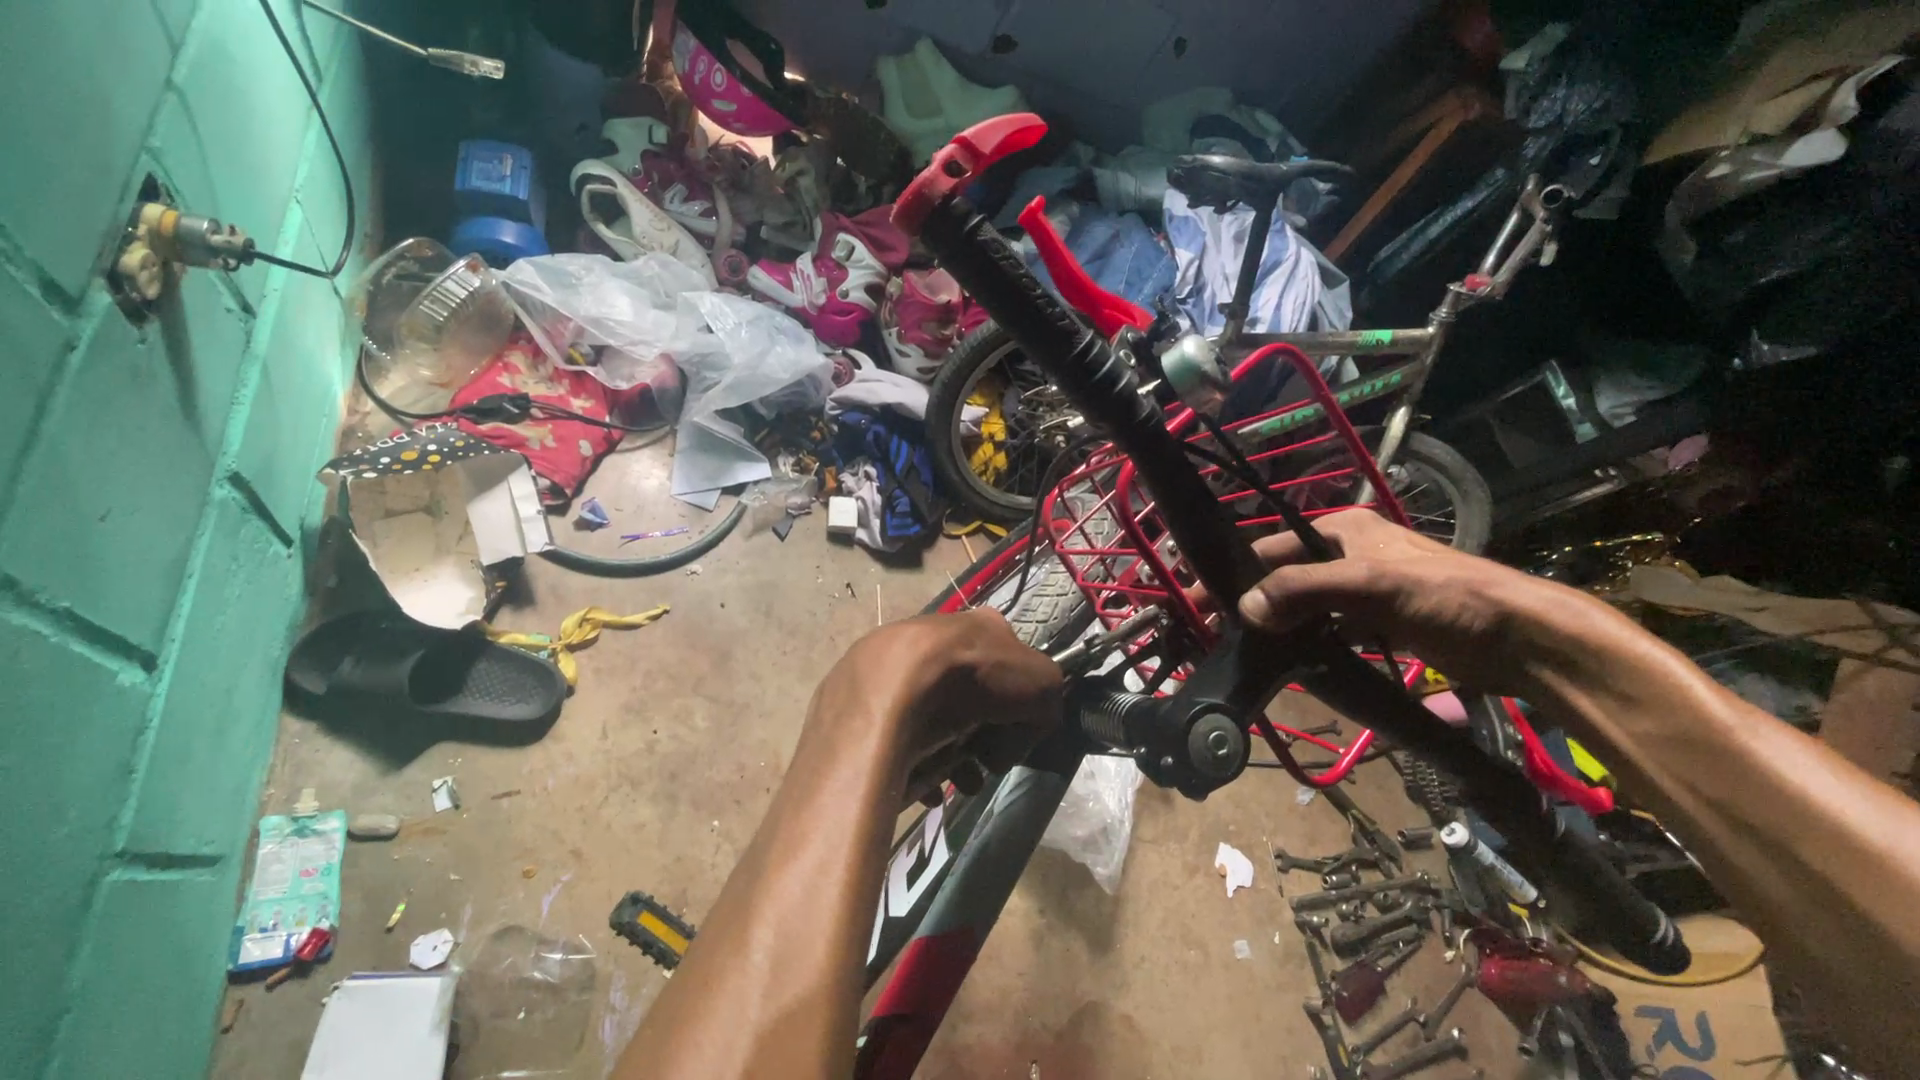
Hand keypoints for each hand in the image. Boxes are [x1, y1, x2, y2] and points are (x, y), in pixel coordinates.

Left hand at [813, 608, 1062, 805]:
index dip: (1017, 700)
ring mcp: (889, 666)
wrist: (891, 693)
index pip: (1005, 659)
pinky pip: (896, 737)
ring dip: (952, 754)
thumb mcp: (1041, 683)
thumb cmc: (971, 679)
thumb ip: (1047, 700)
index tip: (1013, 731)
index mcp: (972, 625)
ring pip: (932, 718)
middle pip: (969, 694)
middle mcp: (929, 638)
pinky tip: (926, 783)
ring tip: (958, 781)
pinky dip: (915, 761)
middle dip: (982, 734)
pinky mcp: (859, 699)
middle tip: (986, 761)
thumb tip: (1023, 730)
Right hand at [1237, 509, 1589, 694]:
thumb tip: (1244, 609)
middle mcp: (1346, 554)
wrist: (1518, 638)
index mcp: (1341, 530)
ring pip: (1302, 605)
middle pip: (1282, 577)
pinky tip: (1288, 662)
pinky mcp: (1376, 622)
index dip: (1231, 574)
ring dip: (1276, 625)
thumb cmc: (1444, 596)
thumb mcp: (1368, 585)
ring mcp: (1362, 590)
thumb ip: (1303, 591)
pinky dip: (1306, 642)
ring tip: (1241, 650)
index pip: (1267, 548)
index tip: (1195, 603)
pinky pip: (1326, 629)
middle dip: (1250, 602)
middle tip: (1214, 634)